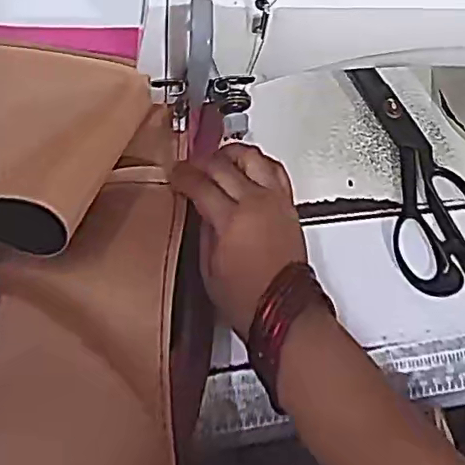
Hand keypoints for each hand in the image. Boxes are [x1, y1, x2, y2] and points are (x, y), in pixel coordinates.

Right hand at [171, 143, 306, 333]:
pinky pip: (275, 169)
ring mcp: (275, 200)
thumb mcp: (208, 269)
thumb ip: (203, 230)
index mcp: (232, 220)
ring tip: (221, 159)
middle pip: (223, 165)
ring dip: (232, 154)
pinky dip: (259, 162)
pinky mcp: (288, 203)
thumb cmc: (248, 298)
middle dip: (202, 162)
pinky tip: (250, 166)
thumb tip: (200, 207)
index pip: (201, 184)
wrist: (284, 311)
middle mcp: (256, 203)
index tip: (176, 173)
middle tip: (192, 167)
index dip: (184, 175)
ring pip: (252, 157)